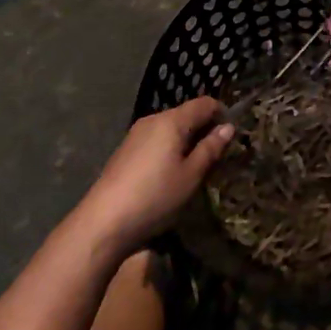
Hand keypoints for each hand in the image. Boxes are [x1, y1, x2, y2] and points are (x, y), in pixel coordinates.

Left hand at [74, 98, 233, 257]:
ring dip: (186, 142)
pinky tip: (168, 176)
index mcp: (172, 120)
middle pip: (186, 114)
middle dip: (204, 130)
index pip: (205, 103)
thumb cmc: (154, 196)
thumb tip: (228, 127)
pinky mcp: (123, 153)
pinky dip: (168, 151)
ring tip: (193, 169)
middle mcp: (152, 120)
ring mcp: (134, 136)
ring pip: (170, 129)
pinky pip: (155, 142)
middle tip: (215, 157)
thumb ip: (211, 148)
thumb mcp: (192, 175)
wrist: (100, 226)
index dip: (222, 114)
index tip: (230, 138)